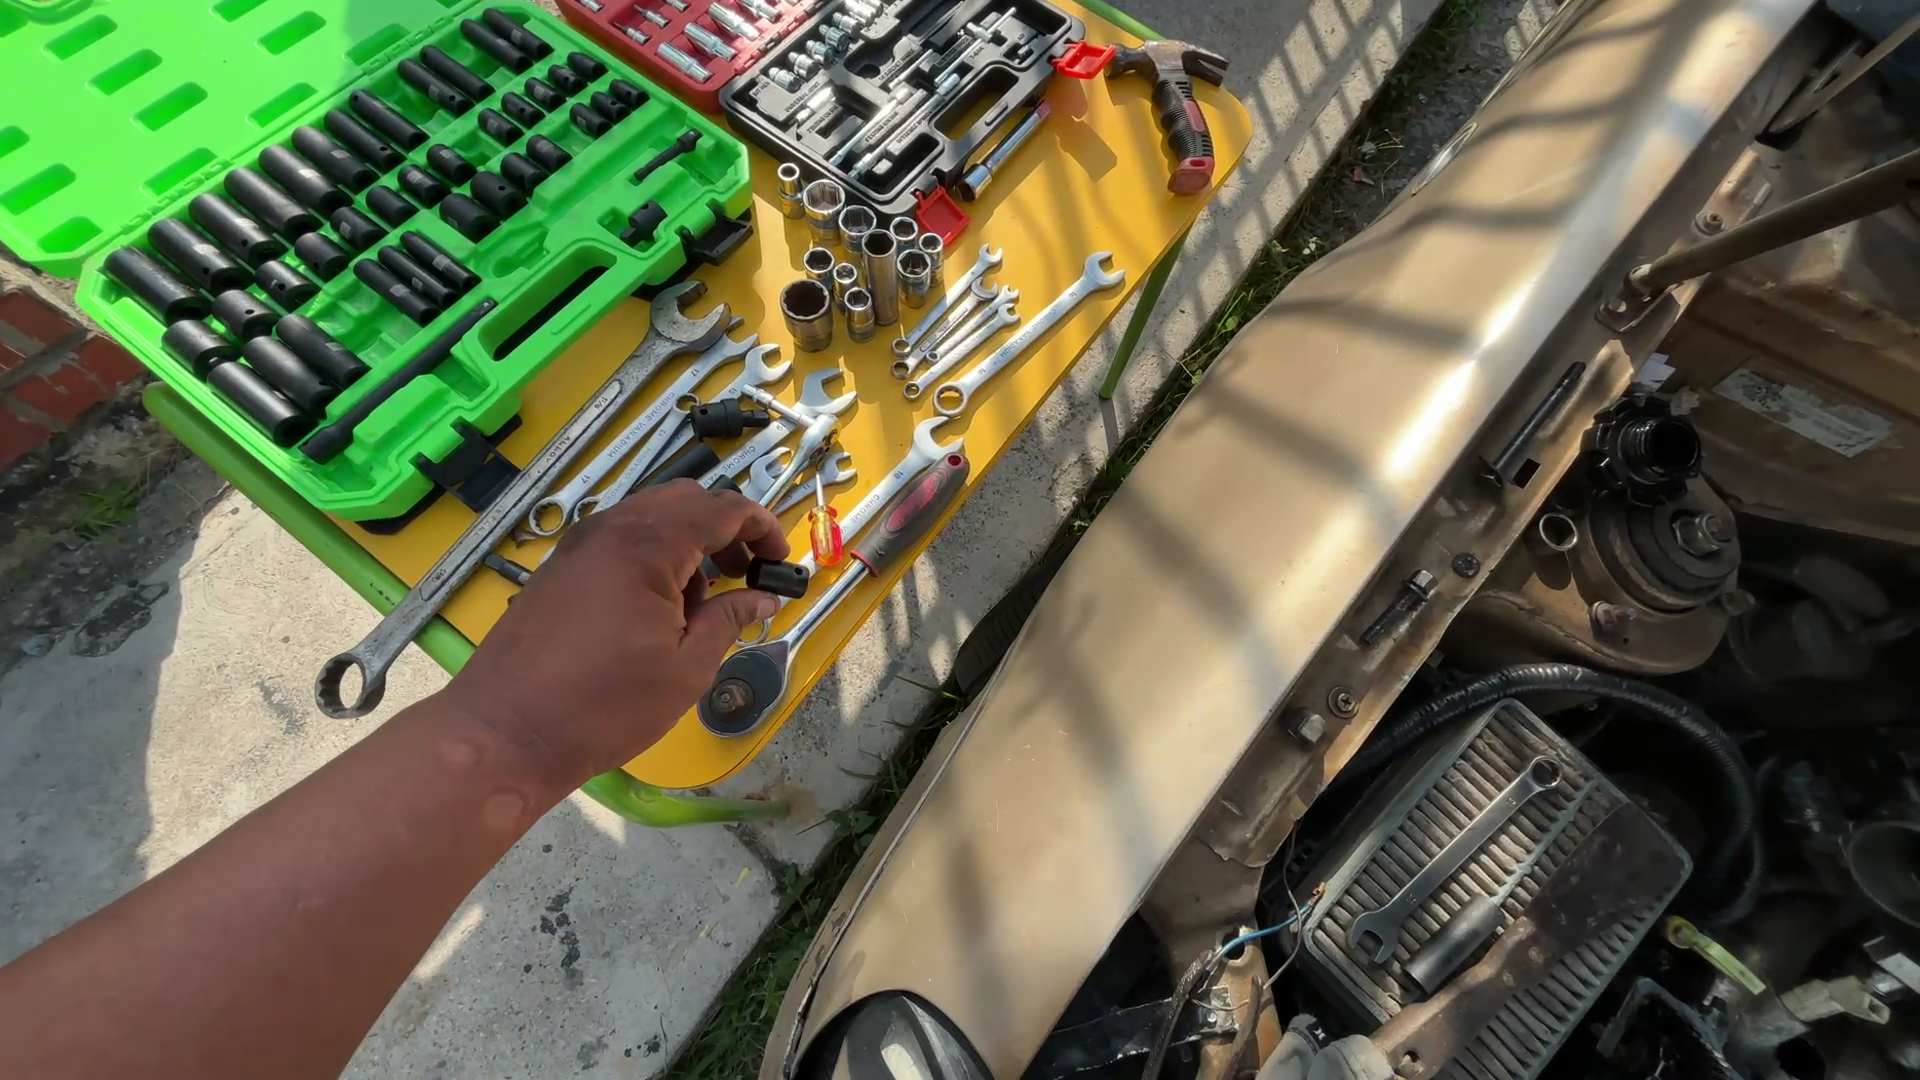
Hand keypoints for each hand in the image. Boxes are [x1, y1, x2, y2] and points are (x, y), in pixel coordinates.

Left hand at [443, 481, 789, 784]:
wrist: (505, 733)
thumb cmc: (605, 705)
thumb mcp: (686, 667)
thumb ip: (730, 620)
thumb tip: (764, 599)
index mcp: (648, 546)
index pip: (723, 508)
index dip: (763, 527)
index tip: (779, 561)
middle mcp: (612, 530)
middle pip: (687, 500)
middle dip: (728, 529)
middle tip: (746, 573)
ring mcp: (580, 545)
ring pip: (653, 517)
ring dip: (691, 542)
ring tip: (701, 601)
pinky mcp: (561, 566)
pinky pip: (623, 538)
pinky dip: (655, 554)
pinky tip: (658, 608)